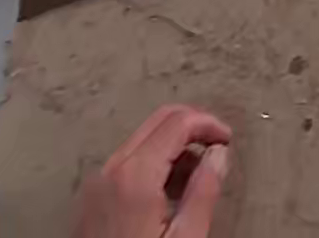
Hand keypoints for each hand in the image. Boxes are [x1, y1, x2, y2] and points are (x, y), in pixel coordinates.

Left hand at [77, 105, 232, 237]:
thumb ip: (205, 189)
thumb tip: (219, 153)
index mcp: (134, 175)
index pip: (180, 122)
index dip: (210, 124)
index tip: (228, 142)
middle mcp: (111, 169)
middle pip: (160, 119)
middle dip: (194, 126)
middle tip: (217, 147)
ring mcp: (96, 185)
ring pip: (145, 137)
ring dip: (175, 143)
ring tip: (197, 175)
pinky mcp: (91, 200)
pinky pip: (130, 159)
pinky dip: (156, 159)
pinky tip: (170, 189)